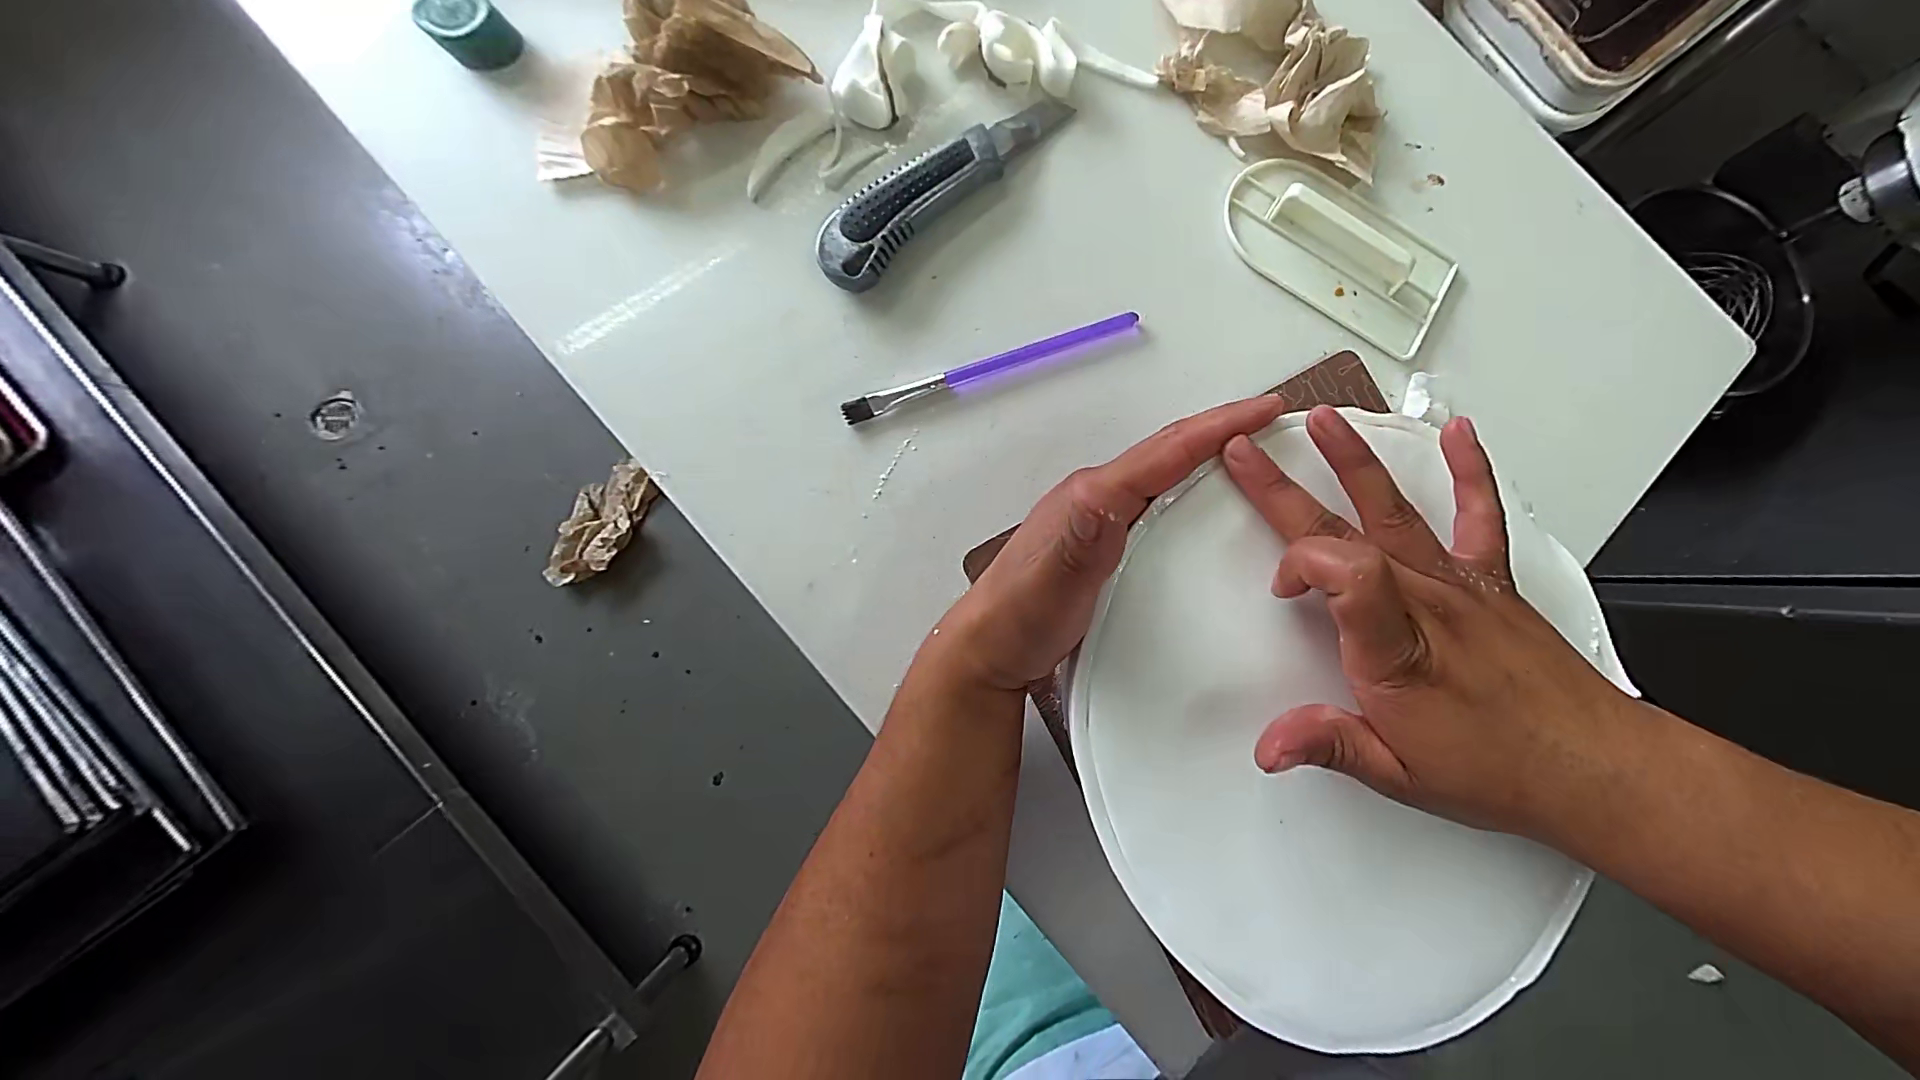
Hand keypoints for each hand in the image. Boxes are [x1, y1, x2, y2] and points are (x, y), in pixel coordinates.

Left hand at [932, 395, 1290, 692]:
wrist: (989, 648)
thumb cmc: (1016, 618)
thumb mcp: (1051, 585)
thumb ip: (1080, 541)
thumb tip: (1105, 497)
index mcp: (1087, 499)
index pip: (1162, 453)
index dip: (1217, 427)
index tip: (1262, 410)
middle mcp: (1091, 501)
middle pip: (1163, 453)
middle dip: (1217, 431)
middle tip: (1264, 421)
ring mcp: (1092, 520)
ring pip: (1156, 475)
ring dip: (1200, 456)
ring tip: (1241, 450)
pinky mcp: (1096, 542)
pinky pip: (1147, 501)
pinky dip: (1178, 488)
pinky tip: (1190, 502)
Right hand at [1221, 406, 1637, 836]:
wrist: (1601, 771)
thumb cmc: (1500, 769)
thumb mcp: (1398, 774)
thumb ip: (1326, 745)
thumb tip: (1269, 746)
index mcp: (1395, 649)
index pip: (1342, 574)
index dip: (1299, 567)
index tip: (1283, 588)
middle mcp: (1425, 604)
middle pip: (1342, 531)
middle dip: (1283, 489)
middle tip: (1247, 455)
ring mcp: (1458, 585)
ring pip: (1394, 511)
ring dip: (1354, 462)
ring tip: (1326, 421)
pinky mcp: (1487, 581)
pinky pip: (1479, 516)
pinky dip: (1470, 472)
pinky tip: (1457, 435)